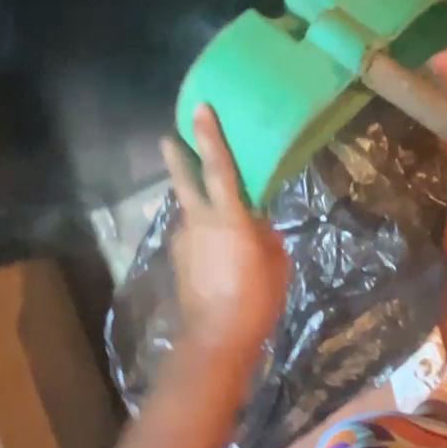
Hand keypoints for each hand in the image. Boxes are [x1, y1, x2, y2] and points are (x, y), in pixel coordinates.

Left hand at [160, 105, 289, 358]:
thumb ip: (265, 235)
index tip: (200, 108)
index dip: (210, 136)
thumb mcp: (276, 262)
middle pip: (185, 180)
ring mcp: (184, 242)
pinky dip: (203, 234)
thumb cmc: (256, 299)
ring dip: (198, 205)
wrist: (217, 339)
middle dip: (177, 156)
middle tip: (169, 135)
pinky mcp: (179, 260)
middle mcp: (199, 222)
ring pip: (190, 211)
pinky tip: (217, 253)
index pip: (219, 167)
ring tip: (219, 218)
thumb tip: (256, 224)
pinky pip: (193, 236)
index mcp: (228, 217)